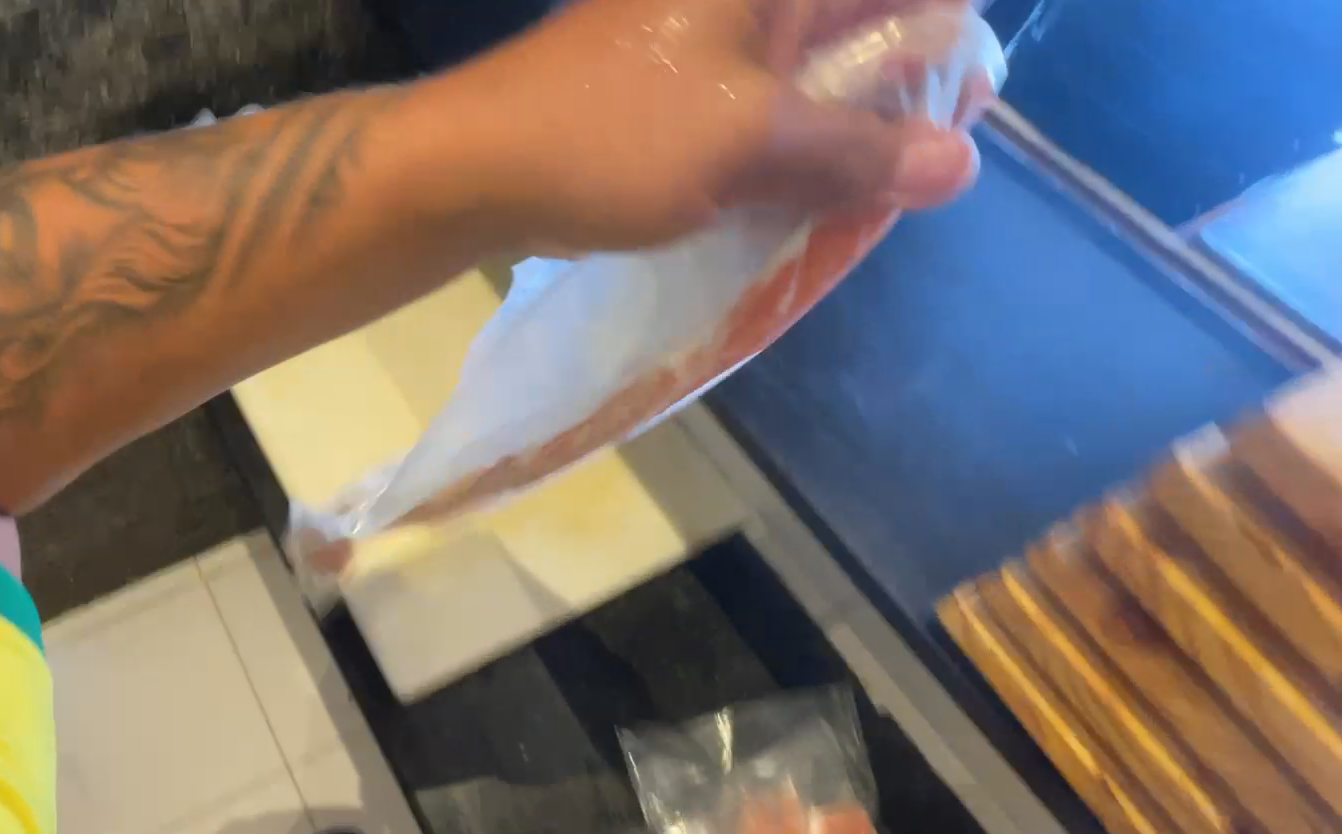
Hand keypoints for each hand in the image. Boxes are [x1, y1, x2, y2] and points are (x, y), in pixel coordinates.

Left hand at [443, 0, 989, 250]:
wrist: (478, 169)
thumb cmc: (611, 140)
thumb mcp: (746, 143)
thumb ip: (852, 151)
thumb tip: (957, 165)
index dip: (942, 46)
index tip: (956, 116)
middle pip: (853, 31)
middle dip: (885, 102)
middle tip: (902, 176)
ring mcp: (697, 43)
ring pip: (796, 82)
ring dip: (828, 140)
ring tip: (849, 201)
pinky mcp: (664, 95)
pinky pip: (743, 118)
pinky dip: (771, 157)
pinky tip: (785, 201)